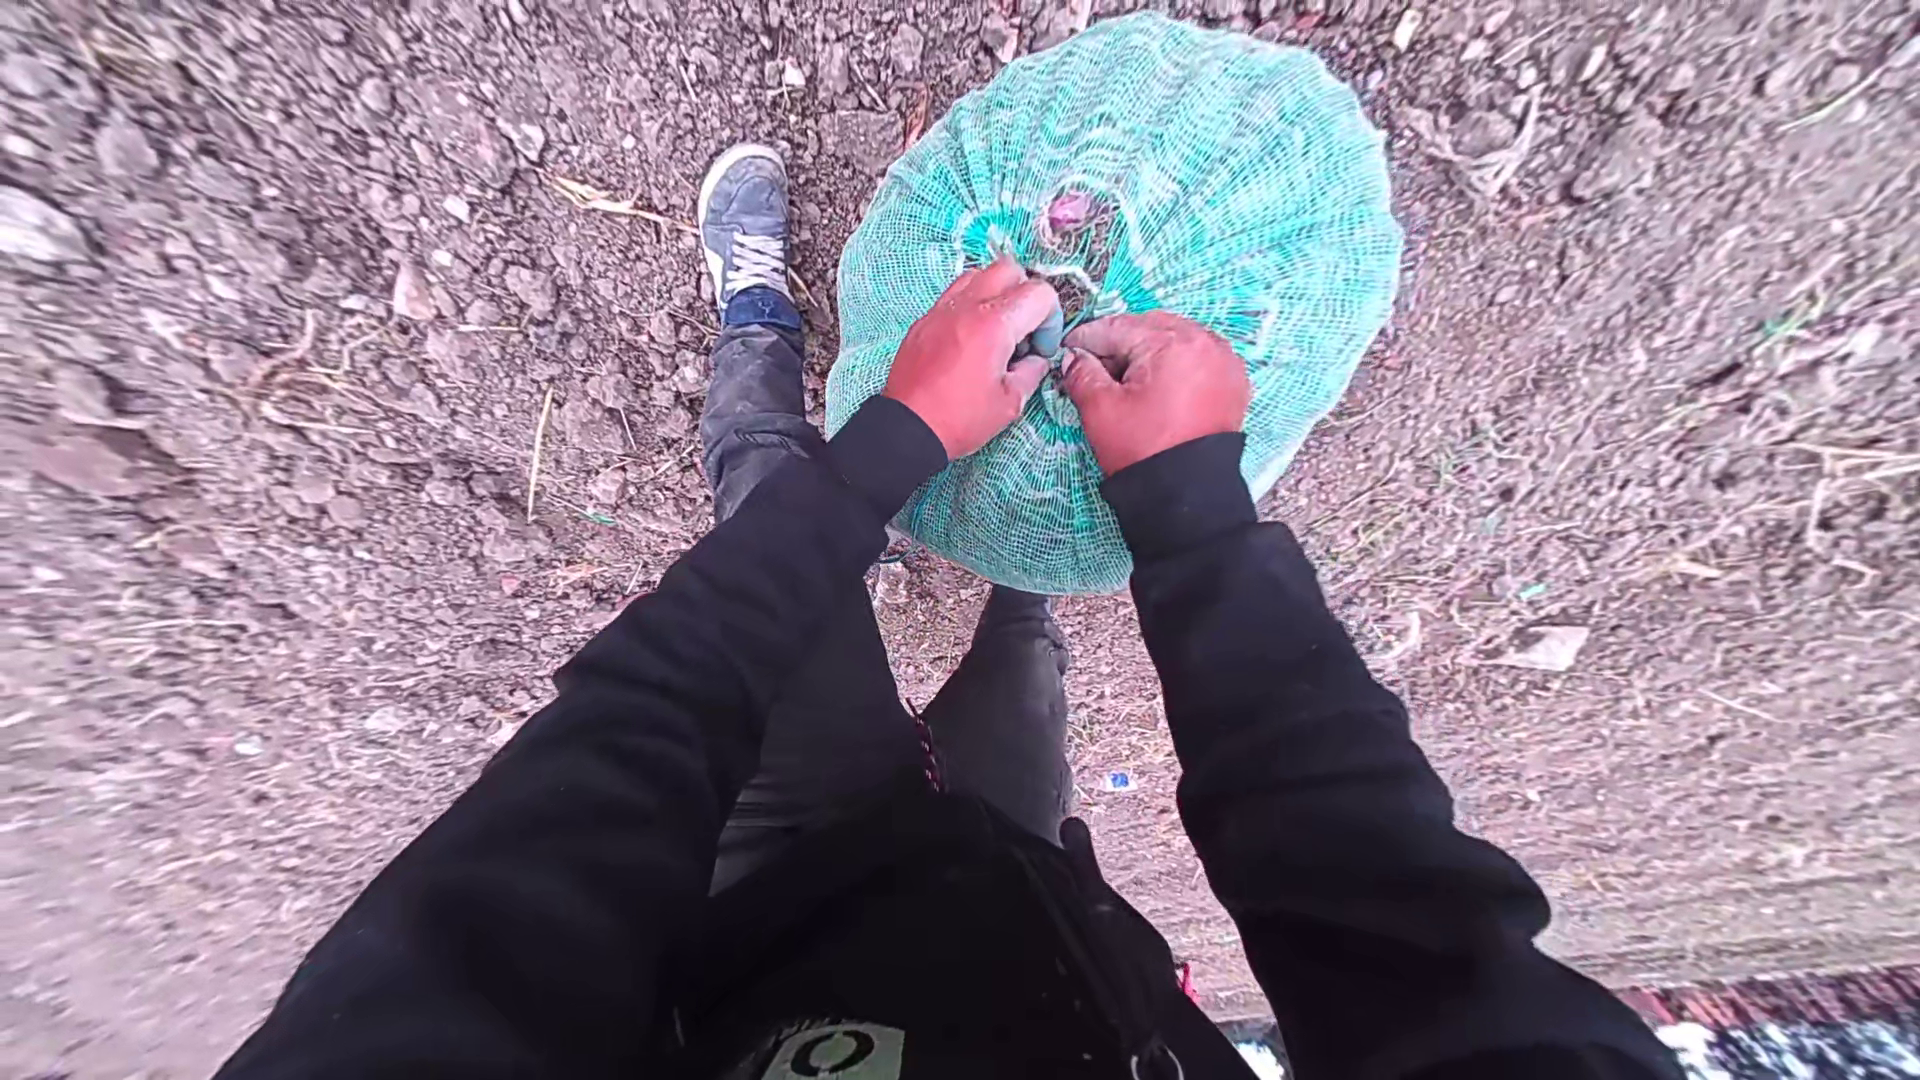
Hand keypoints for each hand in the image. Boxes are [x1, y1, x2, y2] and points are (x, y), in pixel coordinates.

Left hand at [883, 257, 1058, 459]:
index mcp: (994, 324)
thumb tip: (1036, 360)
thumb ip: (1031, 372)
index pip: (1039, 293)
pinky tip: (971, 341)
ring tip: (997, 333)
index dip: (1051, 321)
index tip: (1041, 349)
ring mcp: (941, 310)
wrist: (908, 430)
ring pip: (978, 275)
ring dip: (996, 295)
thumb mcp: (1009, 404)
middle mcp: (967, 306)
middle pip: (1010, 270)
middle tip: (1024, 333)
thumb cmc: (958, 420)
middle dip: (1026, 296)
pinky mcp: (924, 322)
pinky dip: (970, 307)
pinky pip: (953, 296)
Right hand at [1060, 312, 1251, 475]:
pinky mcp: (1233, 382)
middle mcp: (1204, 341)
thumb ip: (1082, 375)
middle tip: (1094, 365)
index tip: (1068, 350)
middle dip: (1119, 344)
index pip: (1118, 328)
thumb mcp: (1100, 410)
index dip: (1087, 339)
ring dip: (1147, 353)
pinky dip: (1175, 366)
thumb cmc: (1142, 451)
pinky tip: (1156, 386)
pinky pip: (1197, 359)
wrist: (1186, 494)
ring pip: (1175, 341)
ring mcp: (1224, 361)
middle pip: (1149, 328)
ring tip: (1124, 379)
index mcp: (1170, 343)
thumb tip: (1073, 358)